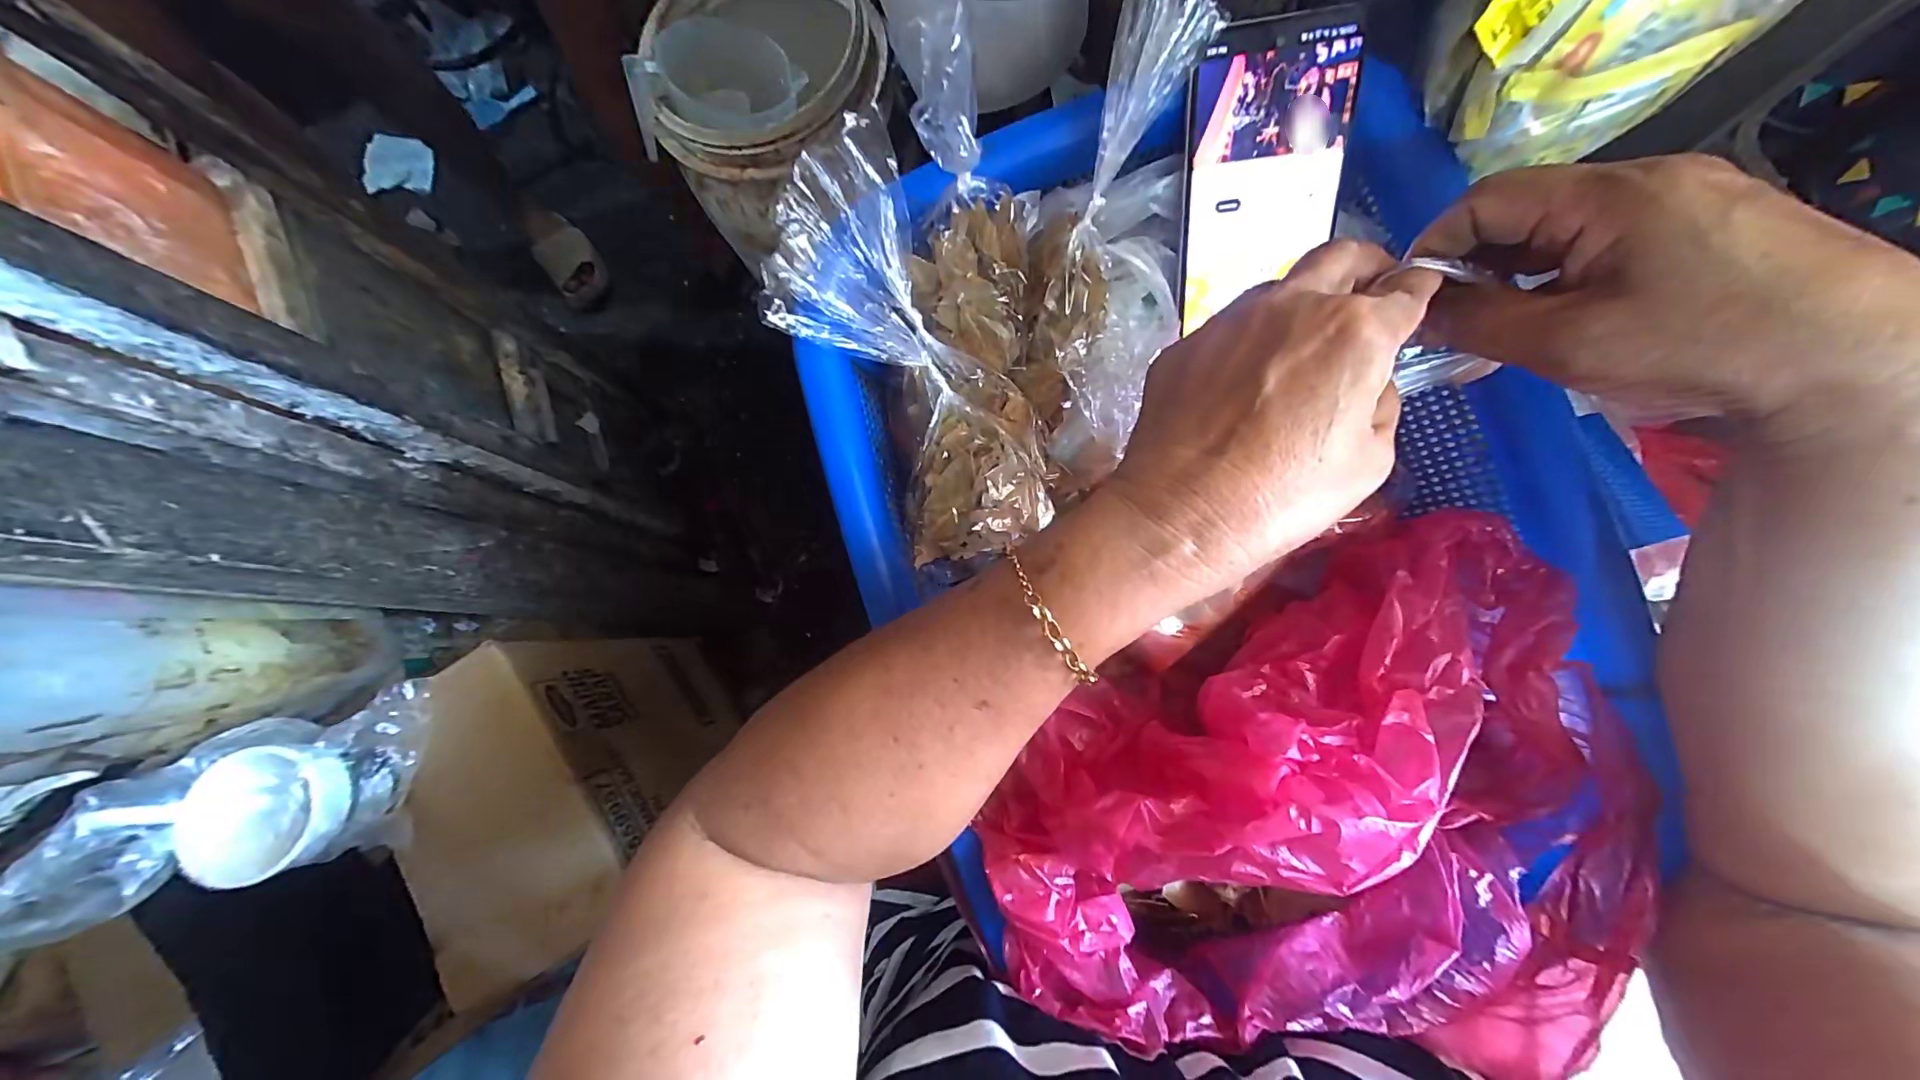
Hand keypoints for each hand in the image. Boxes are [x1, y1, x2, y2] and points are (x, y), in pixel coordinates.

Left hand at [1100, 240, 1435, 599]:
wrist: (1180, 511)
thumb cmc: (1283, 495)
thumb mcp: (1369, 461)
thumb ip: (1380, 404)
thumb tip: (1368, 384)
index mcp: (1355, 330)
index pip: (1405, 289)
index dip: (1416, 294)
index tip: (1414, 302)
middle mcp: (1291, 307)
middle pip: (1340, 258)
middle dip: (1363, 269)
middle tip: (1364, 297)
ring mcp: (1228, 322)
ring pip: (1275, 290)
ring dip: (1297, 304)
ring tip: (1293, 346)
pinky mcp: (1183, 346)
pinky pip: (1225, 331)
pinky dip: (1243, 343)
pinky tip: (1234, 384)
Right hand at [1413, 155, 1919, 436]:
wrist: (1857, 364)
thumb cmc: (1695, 345)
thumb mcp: (1562, 341)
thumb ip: (1477, 320)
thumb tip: (1419, 309)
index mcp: (1608, 196)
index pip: (1487, 200)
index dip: (1436, 244)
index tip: (1412, 298)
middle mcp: (1646, 182)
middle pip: (1525, 213)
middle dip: (1475, 266)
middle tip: (1449, 323)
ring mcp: (1683, 202)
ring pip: (1562, 232)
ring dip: (1517, 276)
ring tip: (1498, 329)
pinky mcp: (1705, 229)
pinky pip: (1605, 244)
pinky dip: (1561, 279)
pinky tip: (1557, 320)